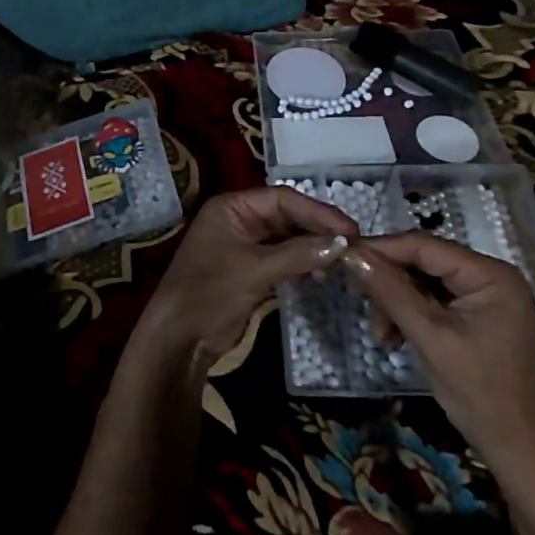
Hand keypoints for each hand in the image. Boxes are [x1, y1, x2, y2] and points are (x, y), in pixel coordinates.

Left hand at [135, 187, 356, 372]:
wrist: (180, 336)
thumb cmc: (210, 293)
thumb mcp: (256, 270)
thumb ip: (299, 254)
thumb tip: (343, 244)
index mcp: (230, 208)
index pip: (281, 198)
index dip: (317, 212)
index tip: (350, 230)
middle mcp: (237, 220)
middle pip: (286, 216)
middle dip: (318, 229)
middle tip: (354, 245)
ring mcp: (243, 244)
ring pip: (286, 237)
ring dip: (312, 247)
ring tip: (343, 261)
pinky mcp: (249, 268)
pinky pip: (282, 257)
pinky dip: (302, 263)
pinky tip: (323, 273)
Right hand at [343, 233, 534, 463]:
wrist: (514, 442)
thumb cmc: (478, 389)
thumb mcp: (428, 335)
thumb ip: (390, 291)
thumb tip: (351, 254)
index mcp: (490, 275)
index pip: (424, 245)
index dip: (380, 248)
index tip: (341, 258)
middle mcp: (489, 276)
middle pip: (421, 261)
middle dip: (387, 282)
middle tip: (357, 299)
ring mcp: (483, 295)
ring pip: (420, 281)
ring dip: (393, 302)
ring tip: (380, 333)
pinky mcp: (473, 313)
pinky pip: (429, 299)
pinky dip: (406, 313)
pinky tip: (392, 337)